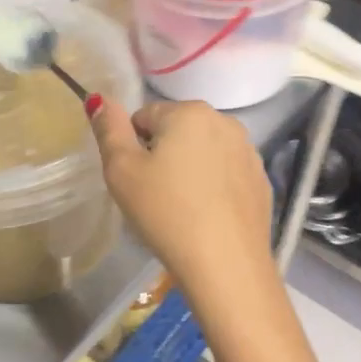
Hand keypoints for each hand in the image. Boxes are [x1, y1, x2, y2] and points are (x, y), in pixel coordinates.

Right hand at [89, 98, 277, 296]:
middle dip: (163, 155)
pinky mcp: (261, 181)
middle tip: (154, 196)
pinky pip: (226, 175)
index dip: (132, 148)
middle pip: (177, 131)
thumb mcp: (122, 171)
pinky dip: (213, 188)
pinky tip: (206, 217)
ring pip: (204, 152)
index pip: (144, 117)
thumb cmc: (165, 212)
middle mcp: (224, 121)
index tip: (135, 180)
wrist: (225, 263)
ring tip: (181, 209)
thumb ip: (108, 129)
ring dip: (189, 169)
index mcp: (188, 112)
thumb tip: (100, 98)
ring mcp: (248, 151)